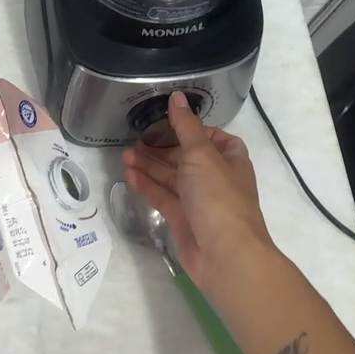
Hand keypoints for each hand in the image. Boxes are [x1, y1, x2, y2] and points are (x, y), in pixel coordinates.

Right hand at [122, 92, 274, 293]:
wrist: (226, 256)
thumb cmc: (218, 198)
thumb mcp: (201, 154)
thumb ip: (185, 126)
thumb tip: (177, 97)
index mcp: (229, 159)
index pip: (212, 137)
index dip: (191, 128)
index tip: (166, 120)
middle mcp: (216, 178)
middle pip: (187, 157)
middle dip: (163, 147)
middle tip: (136, 137)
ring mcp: (200, 201)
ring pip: (172, 178)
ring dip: (150, 165)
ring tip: (124, 154)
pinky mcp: (184, 220)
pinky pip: (163, 197)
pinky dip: (147, 185)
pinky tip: (128, 175)